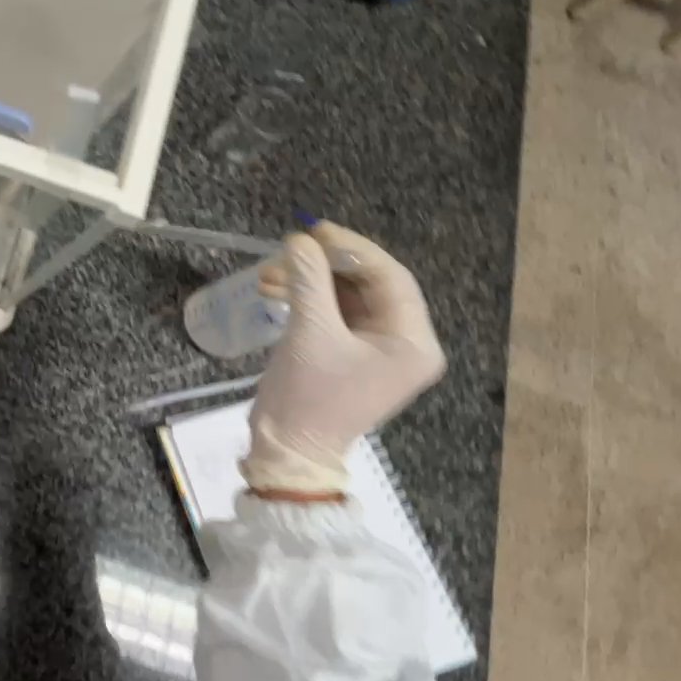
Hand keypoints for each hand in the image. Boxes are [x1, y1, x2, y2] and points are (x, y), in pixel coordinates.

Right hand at [245, 222, 445, 494]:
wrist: (287, 450)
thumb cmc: (308, 396)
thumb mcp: (309, 334)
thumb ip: (307, 282)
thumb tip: (298, 240)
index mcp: (413, 343)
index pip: (391, 278)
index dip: (352, 248)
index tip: (313, 230)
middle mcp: (404, 344)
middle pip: (368, 286)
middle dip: (323, 267)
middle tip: (284, 253)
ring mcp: (376, 351)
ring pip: (346, 298)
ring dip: (308, 283)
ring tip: (266, 277)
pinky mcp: (348, 356)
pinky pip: (333, 315)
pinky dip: (306, 301)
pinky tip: (275, 291)